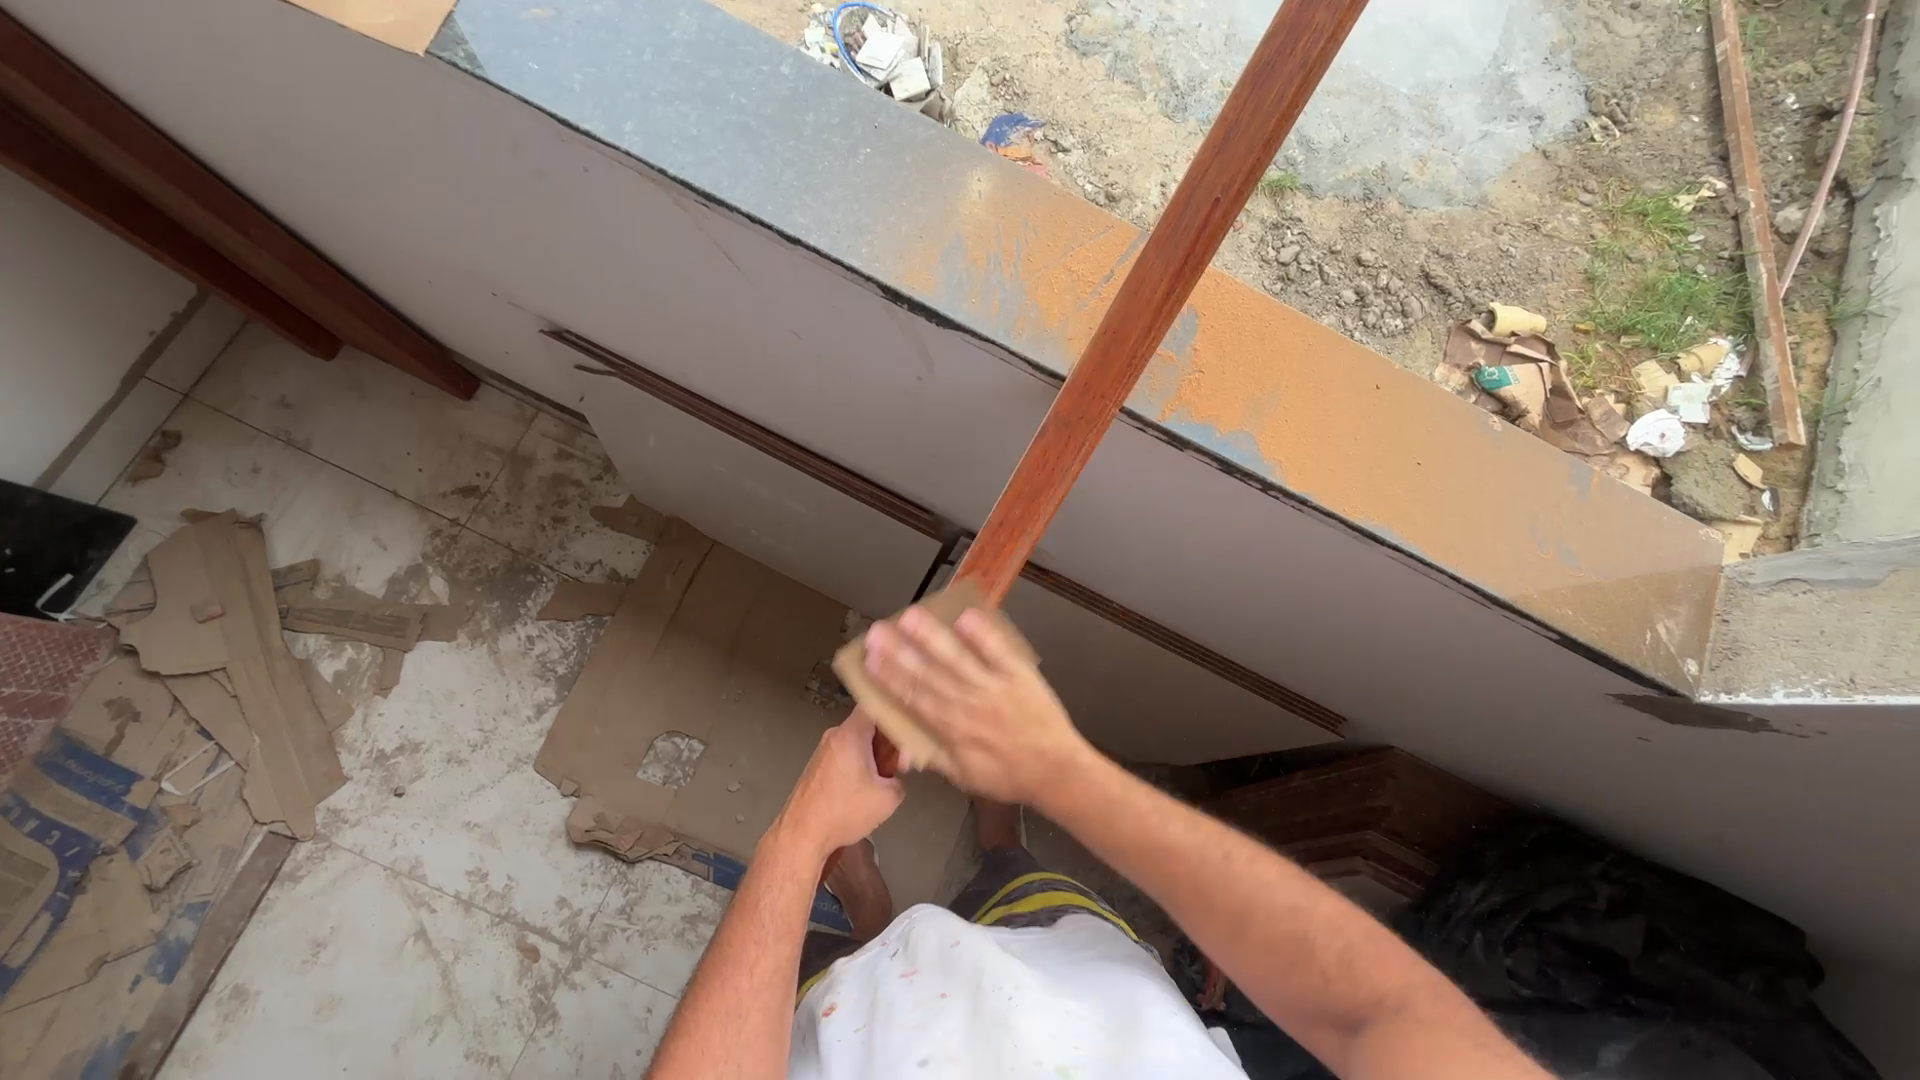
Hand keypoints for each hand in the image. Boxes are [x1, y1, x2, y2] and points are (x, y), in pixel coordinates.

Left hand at [769, 710, 904, 860]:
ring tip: (882, 783)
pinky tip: (864, 789)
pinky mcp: (818, 766)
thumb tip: (895, 777)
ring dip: (875, 756)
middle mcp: (835, 735)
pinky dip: (860, 765)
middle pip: (869, 725)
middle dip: (889, 743)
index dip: (897, 714)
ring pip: (859, 741)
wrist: (801, 835)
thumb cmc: (844, 811)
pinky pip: (846, 754)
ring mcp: (824, 750)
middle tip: (901, 767)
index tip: (910, 733)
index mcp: (851, 733)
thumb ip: (901, 779)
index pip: (876, 704)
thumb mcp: (889, 798)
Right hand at [862, 605, 1092, 805]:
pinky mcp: (1018, 674)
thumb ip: (932, 759)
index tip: (869, 659)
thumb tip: (903, 752)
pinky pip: (997, 651)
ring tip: (911, 617)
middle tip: (878, 632)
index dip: (888, 677)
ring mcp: (993, 685)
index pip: (913, 697)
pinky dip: (982, 634)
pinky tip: (966, 616)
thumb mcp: (964, 776)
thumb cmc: (1009, 776)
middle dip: (900, 652)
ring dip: (932, 637)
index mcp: (952, 727)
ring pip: (956, 657)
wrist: (1056, 770)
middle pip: (927, 673)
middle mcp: (967, 702)